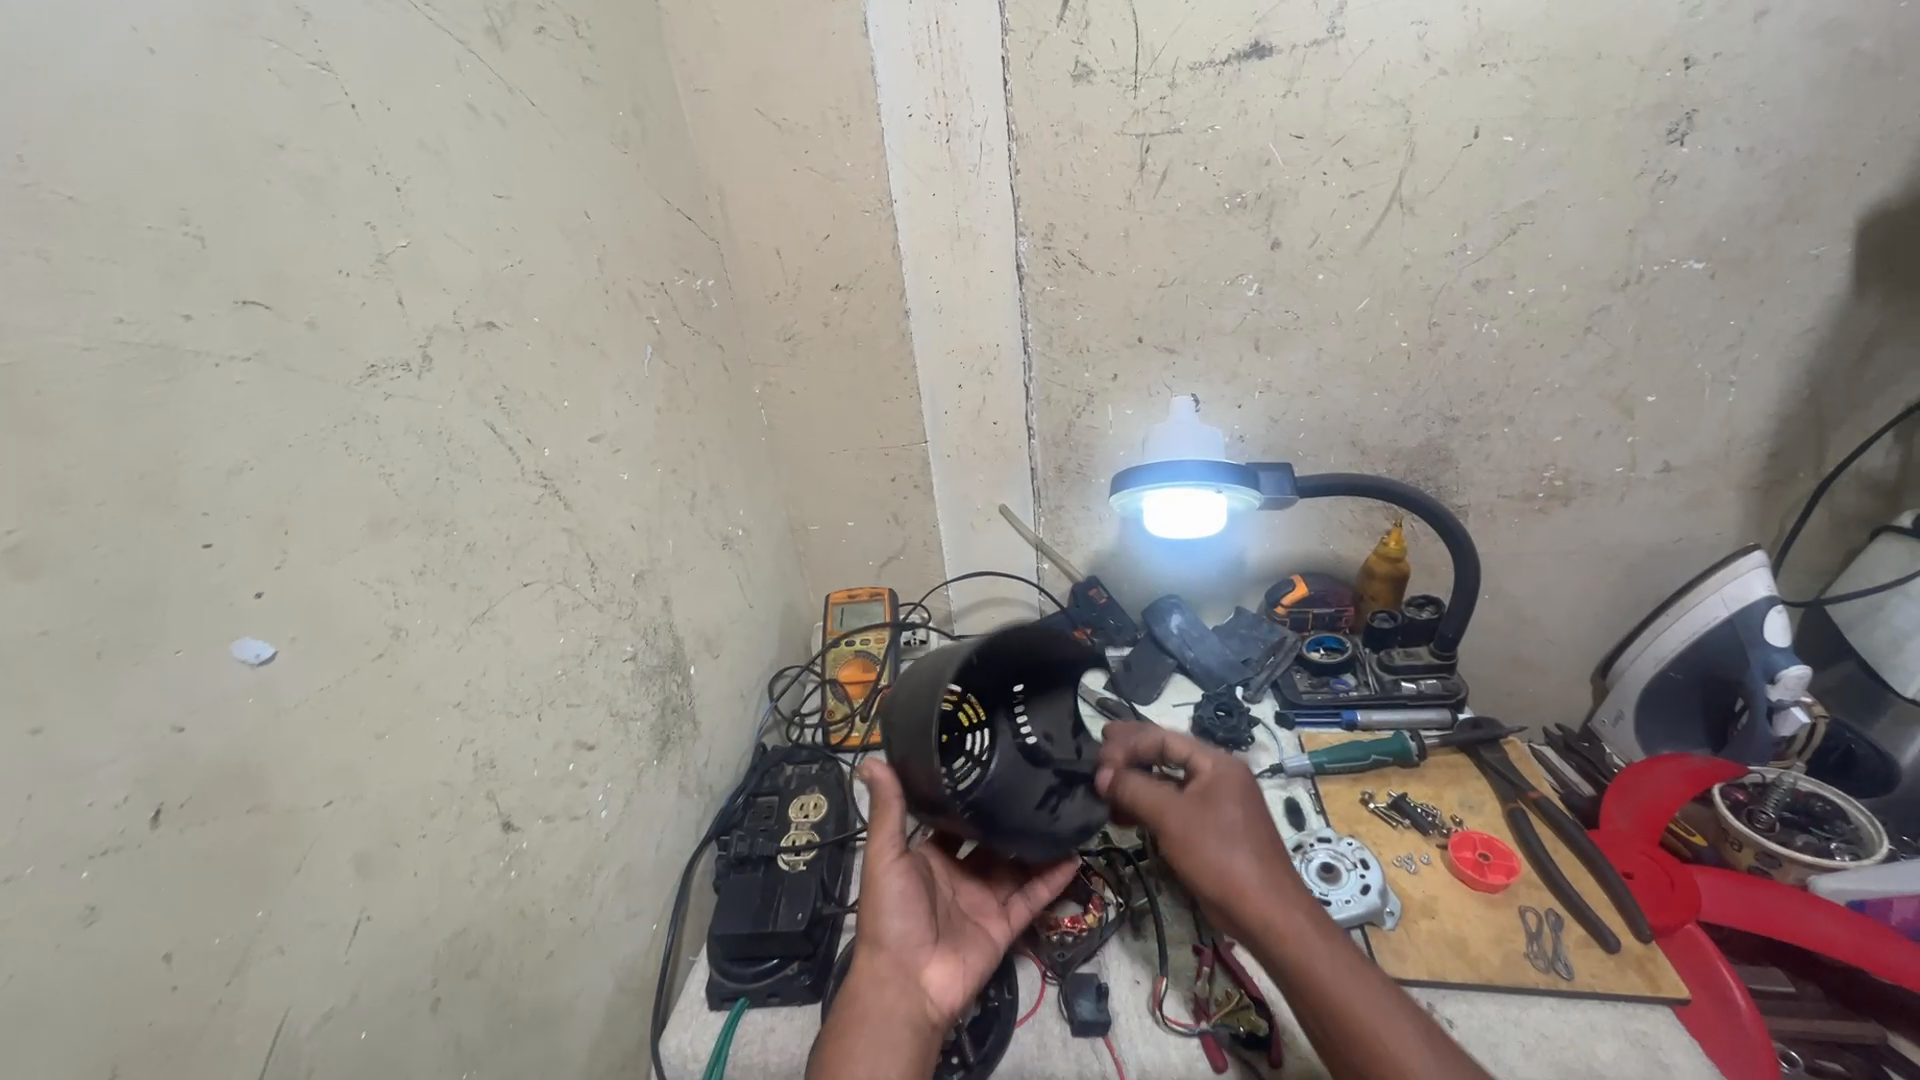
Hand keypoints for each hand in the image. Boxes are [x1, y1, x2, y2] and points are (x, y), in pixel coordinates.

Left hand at [849, 761, 1077, 1029]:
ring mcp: (984, 901)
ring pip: (1018, 867)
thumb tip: (873, 757)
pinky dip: (1053, 879)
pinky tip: (1074, 855)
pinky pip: (1033, 897)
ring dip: (1039, 845)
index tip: (994, 767)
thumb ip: (889, 810)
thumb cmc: (891, 914)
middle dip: (1012, 820)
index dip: (972, 800)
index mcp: (929, 858)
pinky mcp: (1005, 925)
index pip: (955, 823)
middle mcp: (960, 876)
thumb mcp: (885, 855)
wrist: (906, 983)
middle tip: (1040, 786)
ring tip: (1064, 813)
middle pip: (992, 843)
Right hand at [1094, 723, 1300, 939]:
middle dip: (1131, 754)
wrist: (1265, 913)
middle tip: (1098, 748)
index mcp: (1216, 763)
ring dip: (1136, 784)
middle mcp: (1218, 776)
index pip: (1164, 739)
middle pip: (1167, 755)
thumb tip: (1100, 774)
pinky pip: (1173, 808)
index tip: (1098, 759)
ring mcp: (1216, 804)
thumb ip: (1133, 788)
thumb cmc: (1219, 855)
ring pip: (1168, 784)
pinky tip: (1123, 816)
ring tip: (1104, 788)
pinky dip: (1148, 808)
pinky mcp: (1211, 830)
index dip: (1128, 744)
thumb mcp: (1171, 817)